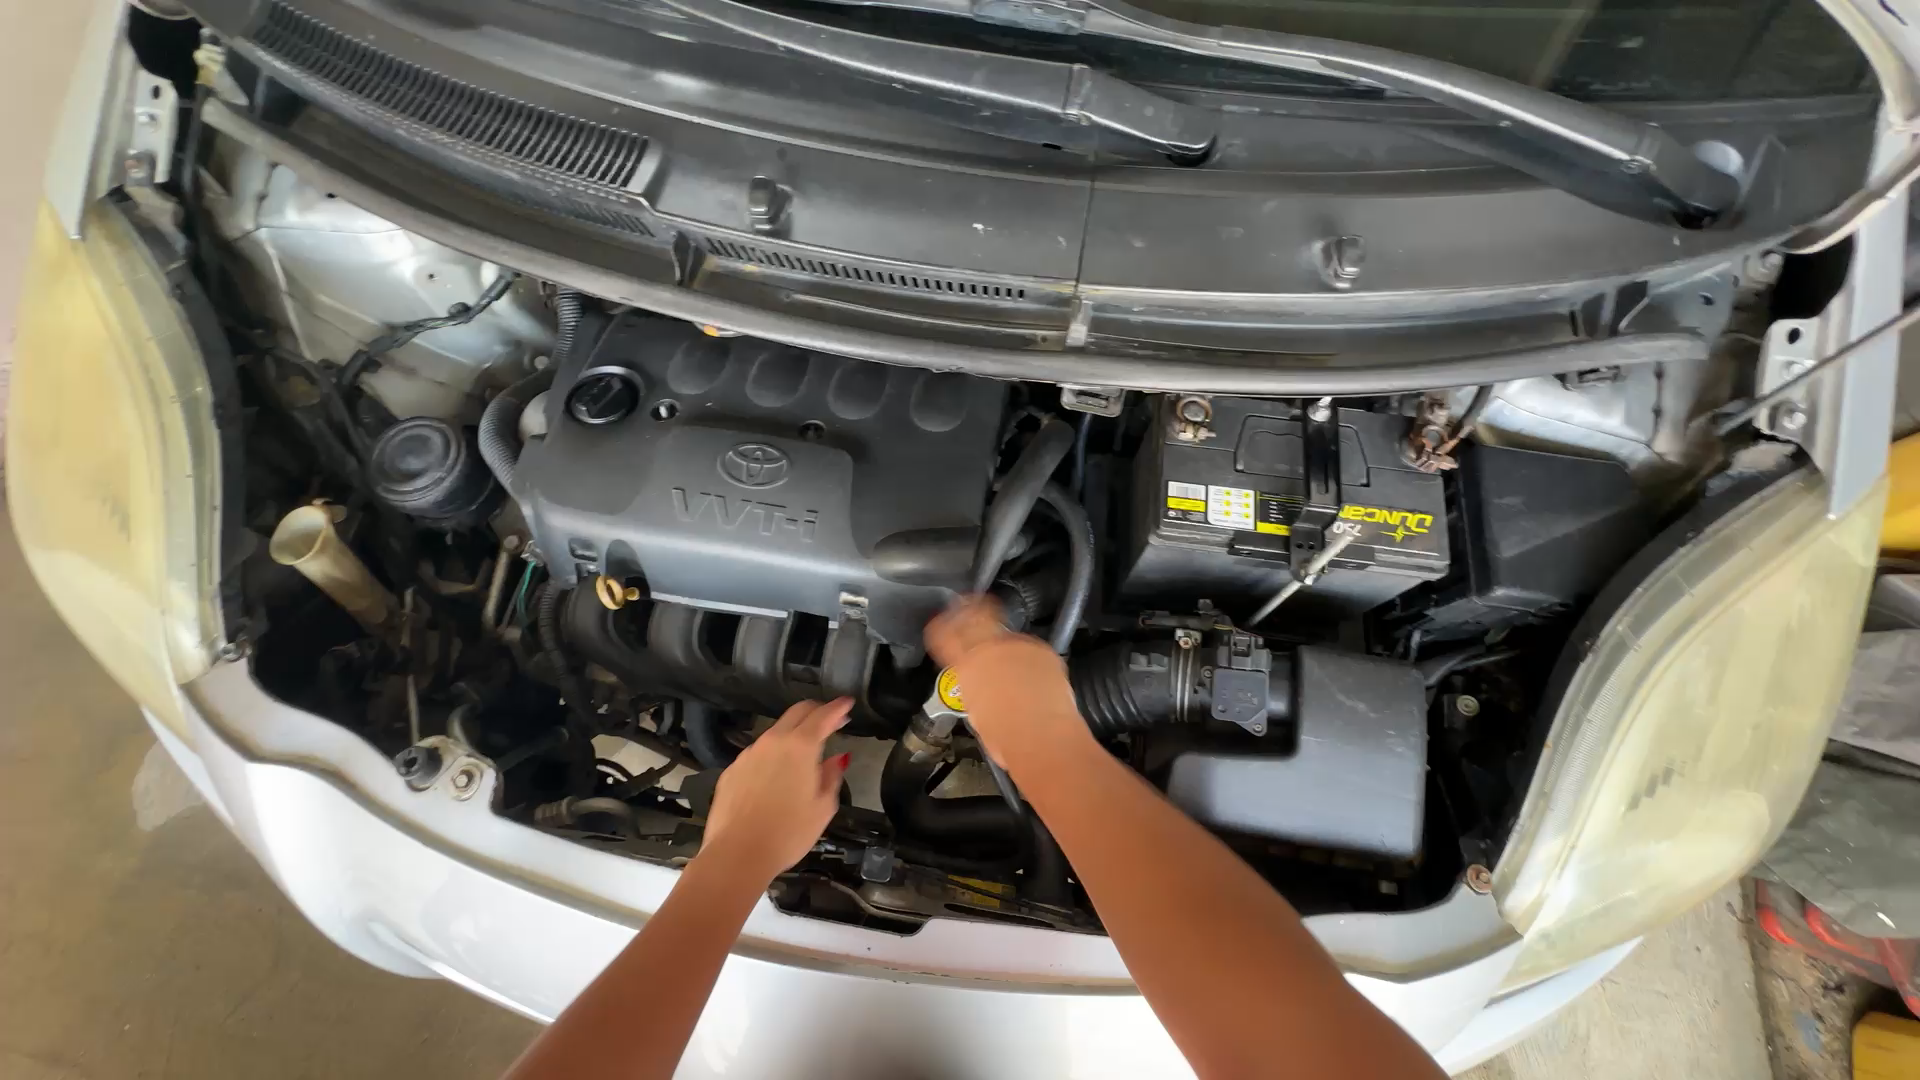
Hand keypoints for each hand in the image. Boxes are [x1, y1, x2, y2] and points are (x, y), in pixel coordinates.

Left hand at [697, 698, 851, 884]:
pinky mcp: (732, 770)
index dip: (838, 707)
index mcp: (801, 746)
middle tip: (829, 720)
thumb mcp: (823, 807)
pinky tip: (774, 778)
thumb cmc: (788, 833)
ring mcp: (749, 754)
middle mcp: (773, 741)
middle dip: (816, 711)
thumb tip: (835, 759)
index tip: (847, 704)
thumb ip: (832, 775)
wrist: (737, 854)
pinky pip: (757, 755)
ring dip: (791, 736)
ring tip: (801, 756)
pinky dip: (771, 757)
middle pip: (797, 712)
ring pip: (775, 733)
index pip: (823, 715)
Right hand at [925, 596, 1094, 778]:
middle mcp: (988, 648)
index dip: (943, 626)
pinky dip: (1030, 657)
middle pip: (975, 617)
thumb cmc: (1006, 736)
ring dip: (1006, 645)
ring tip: (1011, 665)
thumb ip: (973, 687)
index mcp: (965, 665)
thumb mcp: (975, 711)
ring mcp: (1018, 646)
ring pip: (1006, 636)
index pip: (945, 634)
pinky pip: (1031, 648)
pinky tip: (1033, 676)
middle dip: (971, 612)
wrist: (1043, 736)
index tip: (943, 622)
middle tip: (970, 608)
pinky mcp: (1043, 650)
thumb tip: (979, 685)